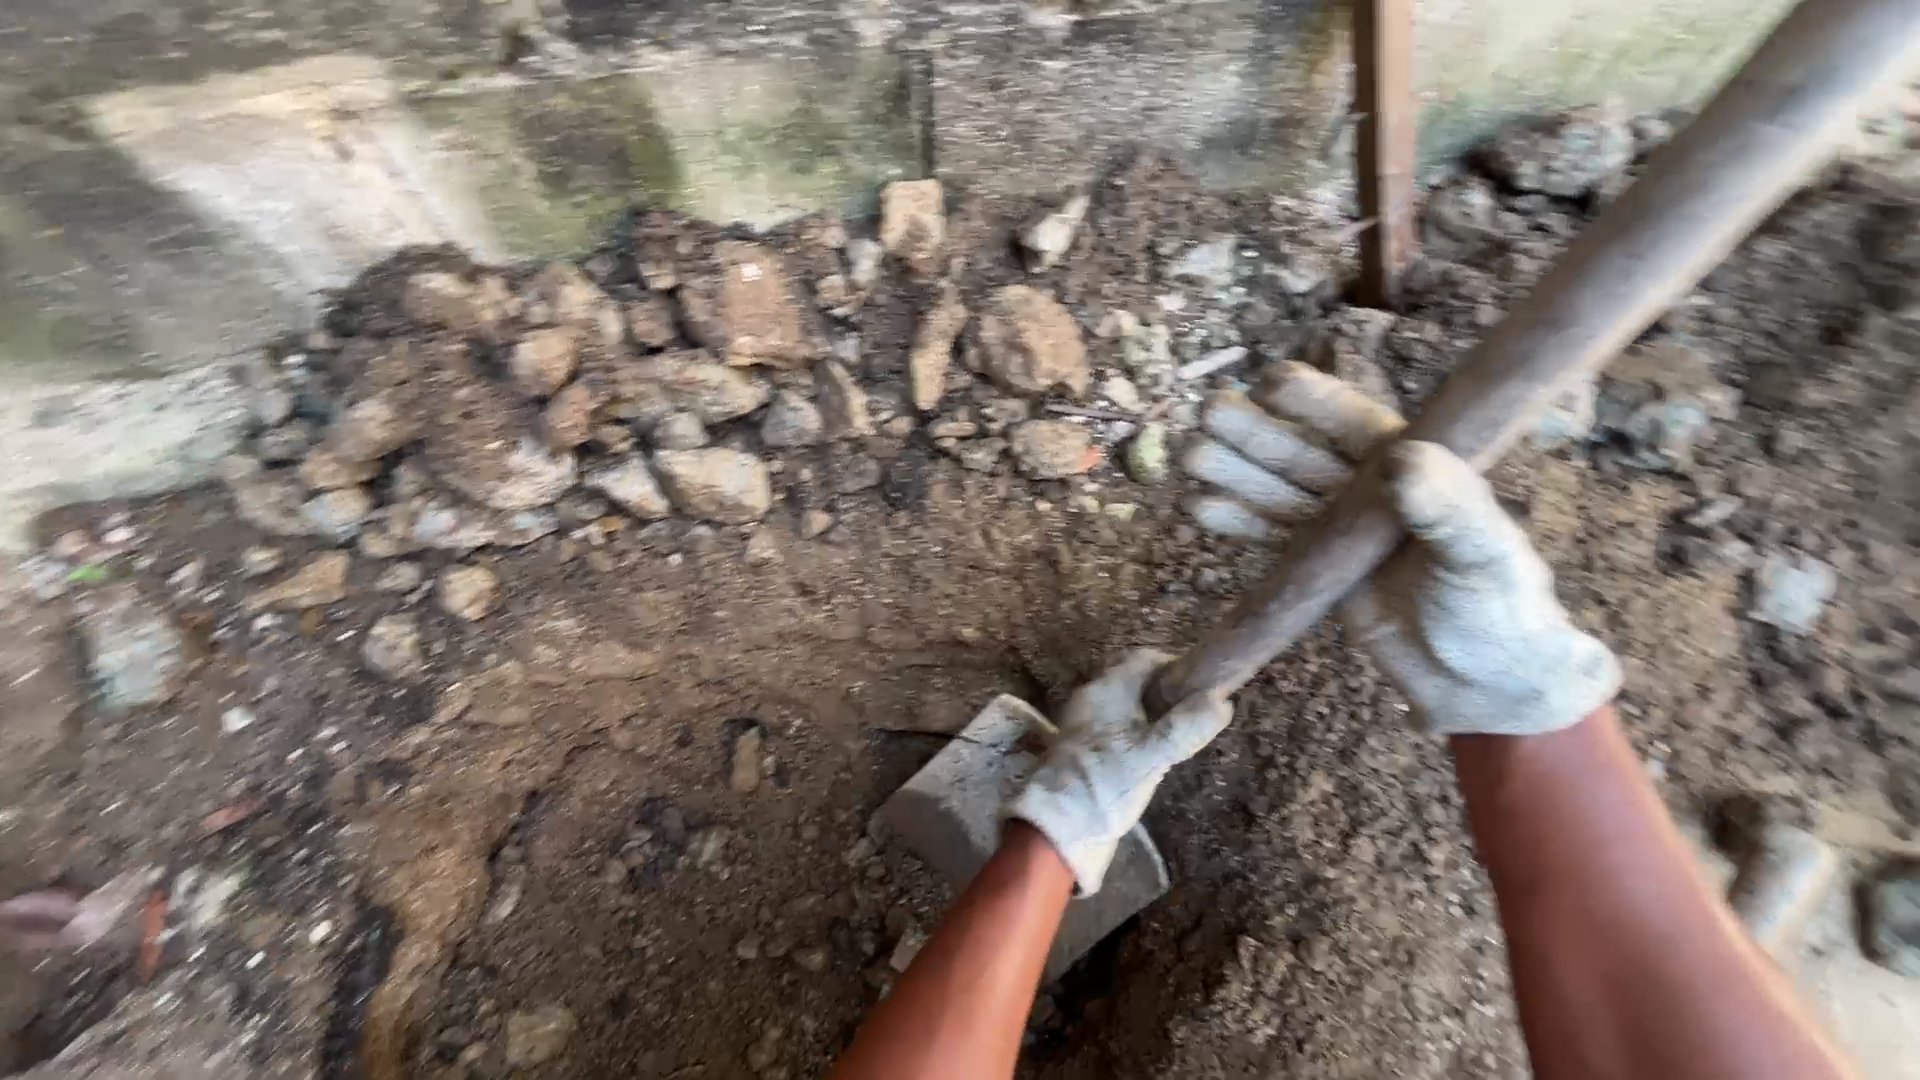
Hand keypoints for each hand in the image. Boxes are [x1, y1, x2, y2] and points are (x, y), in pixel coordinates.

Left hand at [1006, 650, 1232, 893]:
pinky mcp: (1084, 745)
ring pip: (1126, 703)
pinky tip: (1153, 753)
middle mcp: (1092, 698)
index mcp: (1106, 690)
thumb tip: (1222, 702)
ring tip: (1179, 734)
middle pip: (1135, 680)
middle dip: (1166, 691)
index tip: (1201, 686)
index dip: (1175, 667)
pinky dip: (1138, 729)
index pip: (1143, 660)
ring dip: (1153, 712)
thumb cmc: (1104, 784)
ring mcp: (1085, 721)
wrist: (1059, 825)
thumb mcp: (1151, 757)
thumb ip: (1184, 729)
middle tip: (1193, 713)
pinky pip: (1117, 724)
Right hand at [1181, 363, 1618, 736]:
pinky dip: (1237, 523)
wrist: (1479, 685)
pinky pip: (1270, 537)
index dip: (1312, 402)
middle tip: (1208, 413)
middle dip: (1254, 434)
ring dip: (1234, 473)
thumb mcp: (1488, 558)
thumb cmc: (1502, 615)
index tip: (1269, 382)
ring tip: (1190, 455)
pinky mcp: (1315, 568)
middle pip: (1301, 454)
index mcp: (1417, 470)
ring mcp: (1337, 530)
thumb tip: (1402, 458)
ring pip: (1277, 491)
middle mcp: (1368, 491)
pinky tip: (1200, 507)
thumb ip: (1450, 509)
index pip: (1355, 426)